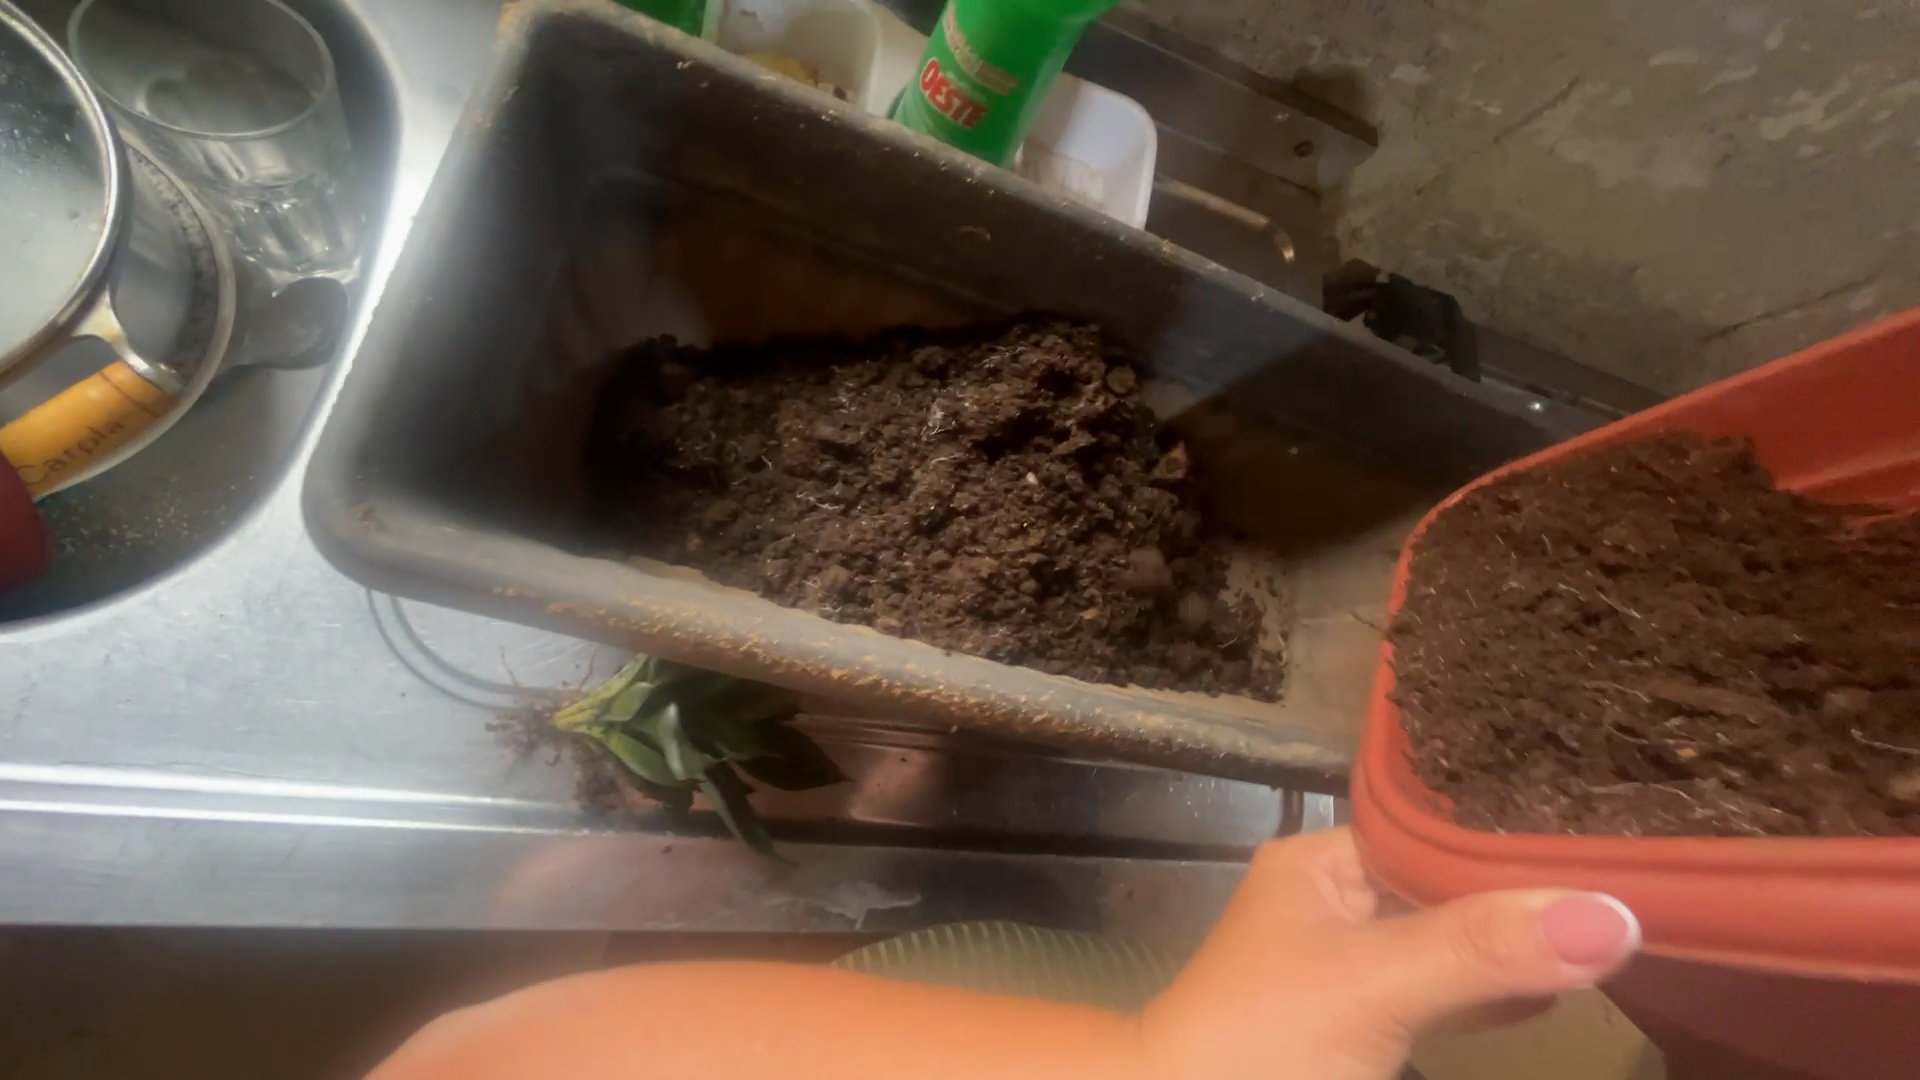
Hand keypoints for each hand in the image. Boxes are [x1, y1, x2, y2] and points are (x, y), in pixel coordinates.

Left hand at [1138, 826, 1639, 1079]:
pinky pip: (1440, 995)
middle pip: (1441, 890)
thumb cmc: (1267, 1037)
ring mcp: (1349, 961)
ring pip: (1446, 945)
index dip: (1504, 847)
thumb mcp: (1373, 983)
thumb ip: (1480, 949)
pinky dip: (1491, 995)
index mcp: (1318, 862)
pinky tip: (1555, 989)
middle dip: (1520, 901)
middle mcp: (1332, 898)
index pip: (1424, 835)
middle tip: (1635, 892)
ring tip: (1620, 932)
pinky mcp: (1365, 1019)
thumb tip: (1616, 909)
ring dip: (1513, 949)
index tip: (1605, 849)